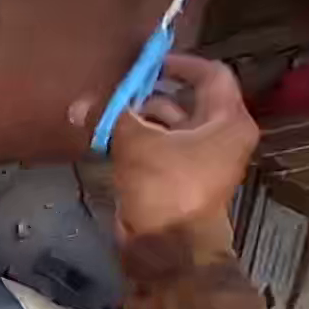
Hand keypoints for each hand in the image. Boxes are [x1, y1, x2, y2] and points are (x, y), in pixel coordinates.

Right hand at [81, 54, 257, 239]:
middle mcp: (218, 138)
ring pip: (167, 130)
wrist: (166, 246)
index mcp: (227, 121)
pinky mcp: (175, 182)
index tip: (149, 63)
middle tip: (118, 91)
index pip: (211, 76)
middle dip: (149, 96)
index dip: (180, 64)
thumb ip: (111, 118)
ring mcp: (197, 162)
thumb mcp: (136, 144)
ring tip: (107, 117)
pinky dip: (136, 145)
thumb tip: (81, 103)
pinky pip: (157, 153)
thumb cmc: (165, 187)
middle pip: (185, 103)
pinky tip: (109, 142)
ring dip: (138, 122)